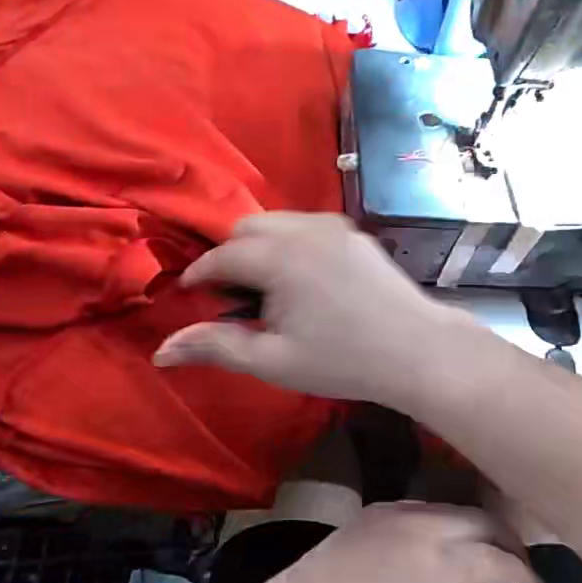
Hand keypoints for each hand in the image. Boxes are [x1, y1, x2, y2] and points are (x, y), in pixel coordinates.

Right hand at [154, 213, 478, 406]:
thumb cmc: (343, 360)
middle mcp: (304, 228)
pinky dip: (286, 242)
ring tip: (265, 289)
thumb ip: (216, 347)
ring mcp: (333, 226)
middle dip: (229, 256)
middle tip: (232, 297)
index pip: (222, 255)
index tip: (190, 294)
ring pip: (275, 222)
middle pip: (246, 228)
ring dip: (257, 246)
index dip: (200, 274)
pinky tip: (299, 279)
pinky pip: (304, 225)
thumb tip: (162, 350)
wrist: (418, 351)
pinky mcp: (352, 231)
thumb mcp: (273, 360)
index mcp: (280, 257)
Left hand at [214, 502, 541, 582]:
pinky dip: (447, 521)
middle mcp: (422, 523)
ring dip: (478, 527)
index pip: (502, 559)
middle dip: (509, 543)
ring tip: (488, 556)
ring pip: (454, 508)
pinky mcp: (373, 509)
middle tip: (520, 570)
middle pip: (483, 520)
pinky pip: (425, 506)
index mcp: (441, 561)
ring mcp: (394, 509)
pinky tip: (448, 543)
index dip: (526, 574)